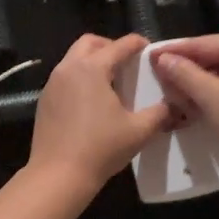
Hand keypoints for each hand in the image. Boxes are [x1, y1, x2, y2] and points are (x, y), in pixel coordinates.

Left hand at [27, 34, 172, 190]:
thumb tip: (174, 105)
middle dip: (109, 46)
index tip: (149, 49)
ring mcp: (52, 84)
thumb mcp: (139, 131)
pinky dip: (79, 78)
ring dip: (92, 61)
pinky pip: (64, 78)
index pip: (119, 45)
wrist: (58, 175)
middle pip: (89, 43)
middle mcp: (68, 69)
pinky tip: (91, 101)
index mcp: (91, 69)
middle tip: (126, 61)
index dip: (137, 44)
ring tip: (110, 81)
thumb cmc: (101, 149)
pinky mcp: (44, 101)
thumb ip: (160, 112)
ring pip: (73, 59)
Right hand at [151, 34, 218, 165]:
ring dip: (199, 82)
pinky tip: (196, 100)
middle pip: (217, 56)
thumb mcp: (212, 97)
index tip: (151, 55)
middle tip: (159, 73)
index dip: (177, 50)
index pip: (207, 43)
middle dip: (188, 68)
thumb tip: (161, 58)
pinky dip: (215, 92)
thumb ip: (185, 74)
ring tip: (173, 89)